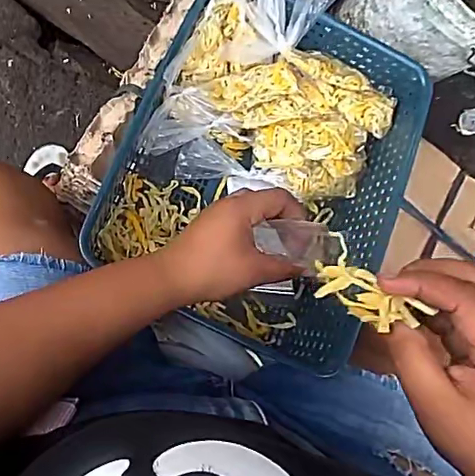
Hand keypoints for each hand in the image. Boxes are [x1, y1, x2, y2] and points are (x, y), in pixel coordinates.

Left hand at [155, 187, 304, 303]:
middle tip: (295, 240)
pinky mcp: (208, 225)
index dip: (299, 214)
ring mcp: (216, 213)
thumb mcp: (253, 271)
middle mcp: (229, 203)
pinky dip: (253, 228)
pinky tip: (255, 249)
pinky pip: (238, 218)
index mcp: (242, 206)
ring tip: (279, 246)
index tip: (305, 236)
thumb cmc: (213, 270)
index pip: (280, 197)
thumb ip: (283, 267)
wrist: (169, 278)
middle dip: (285, 218)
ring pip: (251, 209)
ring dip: (269, 224)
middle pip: (266, 200)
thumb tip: (303, 268)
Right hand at [376, 258, 474, 475]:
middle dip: (433, 270)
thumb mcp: (433, 404)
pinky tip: (423, 310)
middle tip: (393, 282)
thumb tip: (391, 318)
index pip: (466, 296)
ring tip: (404, 291)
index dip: (422, 282)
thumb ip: (409, 355)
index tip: (382, 283)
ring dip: (443, 280)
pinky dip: (449, 298)